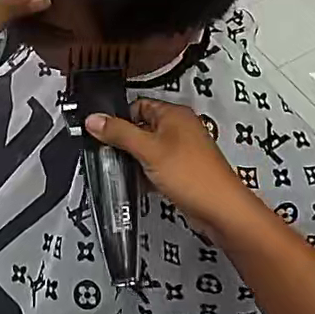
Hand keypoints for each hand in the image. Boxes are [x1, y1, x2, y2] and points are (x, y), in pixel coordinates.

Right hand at [83, 99, 263, 237]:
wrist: (219, 208)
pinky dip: (147, 174)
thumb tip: (95, 120)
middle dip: (126, 142)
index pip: (139, 104)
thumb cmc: (195, 175)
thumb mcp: (148, 150)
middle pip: (142, 128)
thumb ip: (120, 133)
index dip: (119, 117)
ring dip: (136, 160)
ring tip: (126, 170)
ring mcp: (183, 150)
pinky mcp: (183, 170)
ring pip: (149, 149)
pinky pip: (157, 167)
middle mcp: (180, 128)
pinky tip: (140, 183)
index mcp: (175, 114)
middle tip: (111, 153)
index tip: (101, 130)